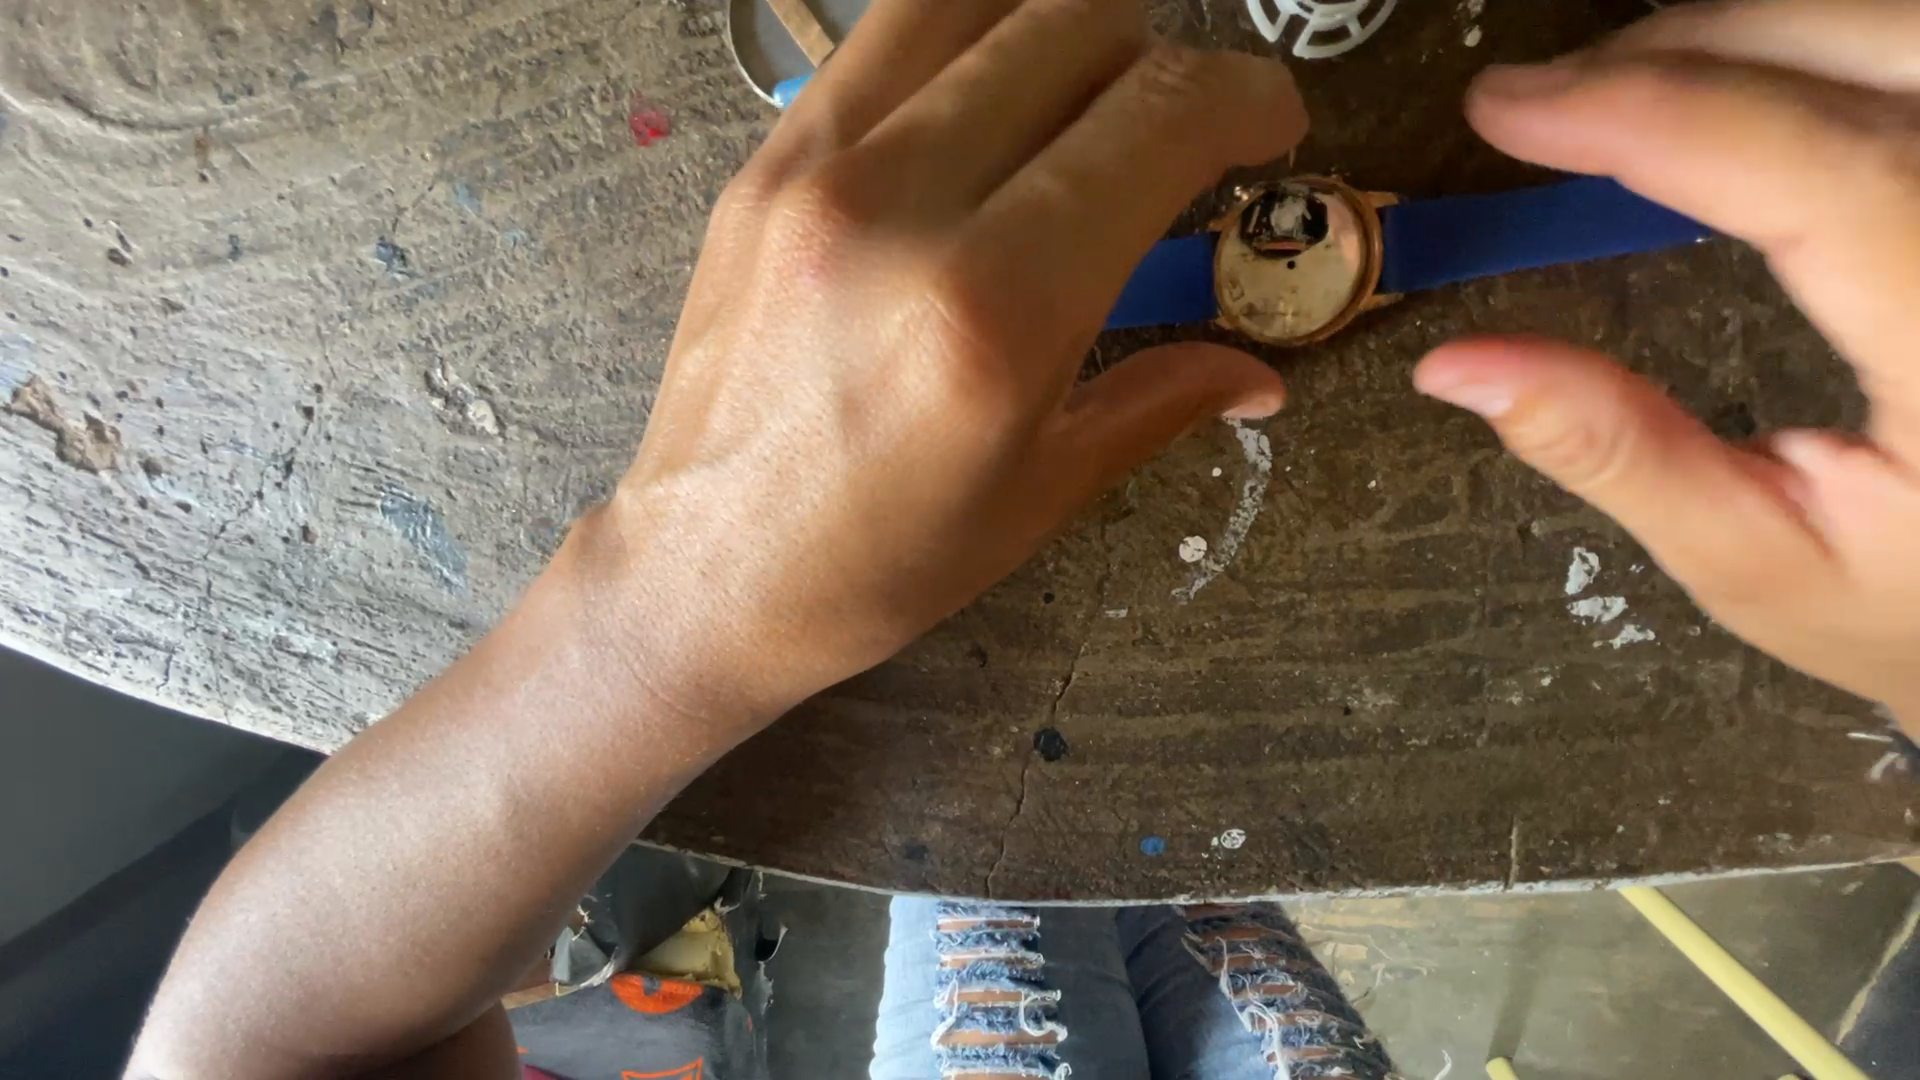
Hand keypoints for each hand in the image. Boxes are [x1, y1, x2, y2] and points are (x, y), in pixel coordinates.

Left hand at [586, 0, 1302, 725]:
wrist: (709, 574)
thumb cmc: (884, 564)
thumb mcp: (1038, 495)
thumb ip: (1159, 401)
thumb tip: (1261, 374)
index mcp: (997, 306)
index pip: (1157, 116)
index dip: (1244, 97)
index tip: (1267, 128)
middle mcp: (903, 203)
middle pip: (1075, 26)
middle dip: (1159, 60)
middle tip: (1171, 138)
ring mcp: (813, 167)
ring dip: (1057, 31)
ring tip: (1078, 112)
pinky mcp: (757, 167)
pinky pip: (881, 44)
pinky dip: (959, 49)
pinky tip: (977, 122)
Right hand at [1412, 0, 1919, 731]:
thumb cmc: (1913, 608)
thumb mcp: (1742, 554)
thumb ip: (1606, 448)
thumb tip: (1448, 367)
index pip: (1826, 180)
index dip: (1650, 120)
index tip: (1501, 109)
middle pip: (1896, 57)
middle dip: (1691, 50)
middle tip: (1539, 94)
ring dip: (1754, 35)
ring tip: (1615, 84)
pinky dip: (1827, 52)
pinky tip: (1742, 86)